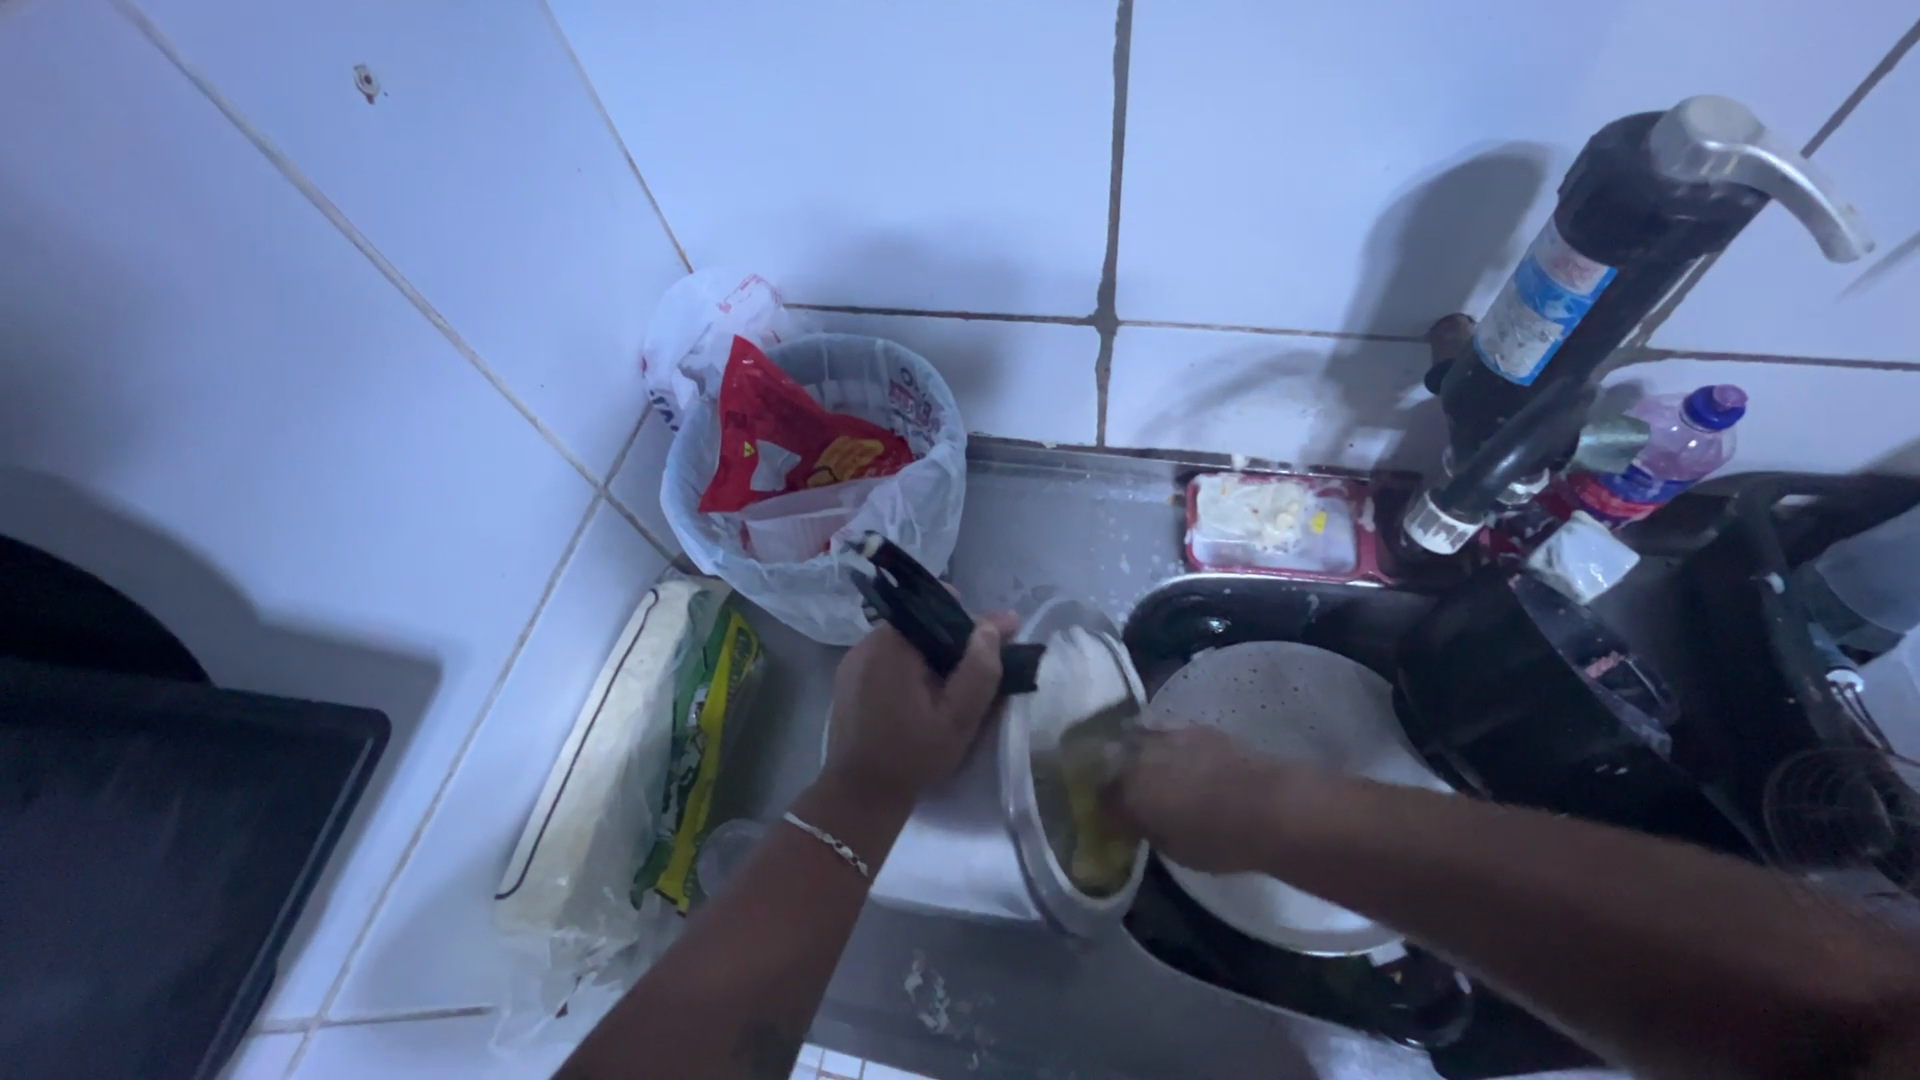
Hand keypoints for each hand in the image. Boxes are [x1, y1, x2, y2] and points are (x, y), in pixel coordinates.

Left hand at [822, 612, 1018, 813]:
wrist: (859, 794)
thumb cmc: (912, 756)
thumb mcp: (958, 718)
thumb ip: (980, 669)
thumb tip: (991, 626)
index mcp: (893, 644)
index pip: (939, 608)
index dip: (973, 618)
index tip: (1002, 632)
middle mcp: (868, 642)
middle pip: (922, 623)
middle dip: (955, 636)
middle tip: (984, 659)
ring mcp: (853, 660)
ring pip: (904, 641)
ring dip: (932, 652)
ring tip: (958, 677)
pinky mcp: (848, 679)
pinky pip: (886, 658)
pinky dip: (910, 665)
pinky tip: (926, 691)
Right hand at [1102, 727, 1286, 873]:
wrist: (1270, 806)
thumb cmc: (1220, 840)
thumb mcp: (1174, 849)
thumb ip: (1147, 830)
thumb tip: (1136, 822)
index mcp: (1128, 792)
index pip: (1103, 800)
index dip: (1105, 812)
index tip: (1113, 823)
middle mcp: (1138, 756)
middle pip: (1111, 762)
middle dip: (1112, 776)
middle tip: (1122, 793)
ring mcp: (1166, 736)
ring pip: (1133, 737)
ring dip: (1131, 751)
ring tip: (1140, 765)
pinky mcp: (1194, 727)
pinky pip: (1163, 727)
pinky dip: (1158, 737)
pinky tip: (1166, 748)